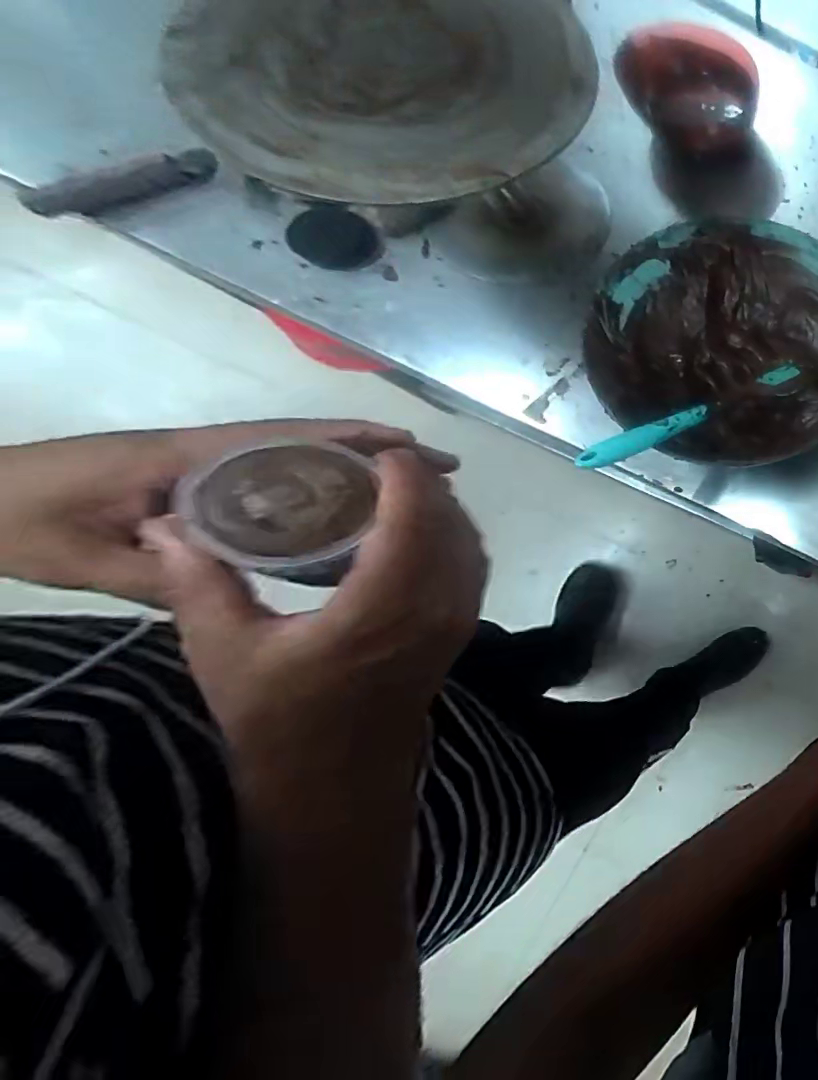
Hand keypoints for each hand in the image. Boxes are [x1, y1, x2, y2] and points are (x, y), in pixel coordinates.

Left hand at [0, 420, 456, 606]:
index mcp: (185, 458)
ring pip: (298, 457)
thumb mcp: (81, 559)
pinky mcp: (195, 478)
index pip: (287, 437)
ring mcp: (202, 463)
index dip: (357, 440)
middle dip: (379, 453)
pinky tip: (352, 511)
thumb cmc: (6, 522)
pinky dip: (328, 484)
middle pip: (308, 441)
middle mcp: (205, 451)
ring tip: (414, 492)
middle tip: (439, 475)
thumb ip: (165, 573)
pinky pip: (279, 476)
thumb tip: (257, 584)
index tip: (417, 451)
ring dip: (360, 468)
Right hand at [137, 449, 485, 757]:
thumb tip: (171, 524)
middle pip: (451, 527)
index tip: (384, 453)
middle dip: (427, 488)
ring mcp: (460, 617)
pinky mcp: (464, 626)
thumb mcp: (226, 649)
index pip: (415, 524)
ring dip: (446, 511)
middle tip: (383, 465)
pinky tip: (420, 528)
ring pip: (471, 545)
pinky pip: (472, 566)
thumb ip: (202, 582)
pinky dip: (455, 536)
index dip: (407, 481)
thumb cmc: (279, 715)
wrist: (341, 768)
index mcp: (384, 606)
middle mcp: (438, 606)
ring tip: (402, 488)